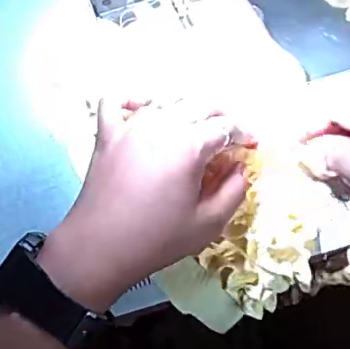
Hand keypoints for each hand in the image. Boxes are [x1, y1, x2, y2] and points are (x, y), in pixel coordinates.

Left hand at [39, 99, 249, 311]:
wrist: (99, 249)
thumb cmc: (157, 239)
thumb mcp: (209, 223)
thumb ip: (234, 191)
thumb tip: (240, 168)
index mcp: (189, 146)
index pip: (225, 125)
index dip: (242, 134)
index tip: (249, 146)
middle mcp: (161, 127)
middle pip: (200, 105)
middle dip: (221, 117)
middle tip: (229, 137)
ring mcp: (130, 127)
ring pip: (166, 102)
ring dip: (186, 111)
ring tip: (194, 131)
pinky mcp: (107, 134)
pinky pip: (117, 101)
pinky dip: (133, 99)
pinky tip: (145, 109)